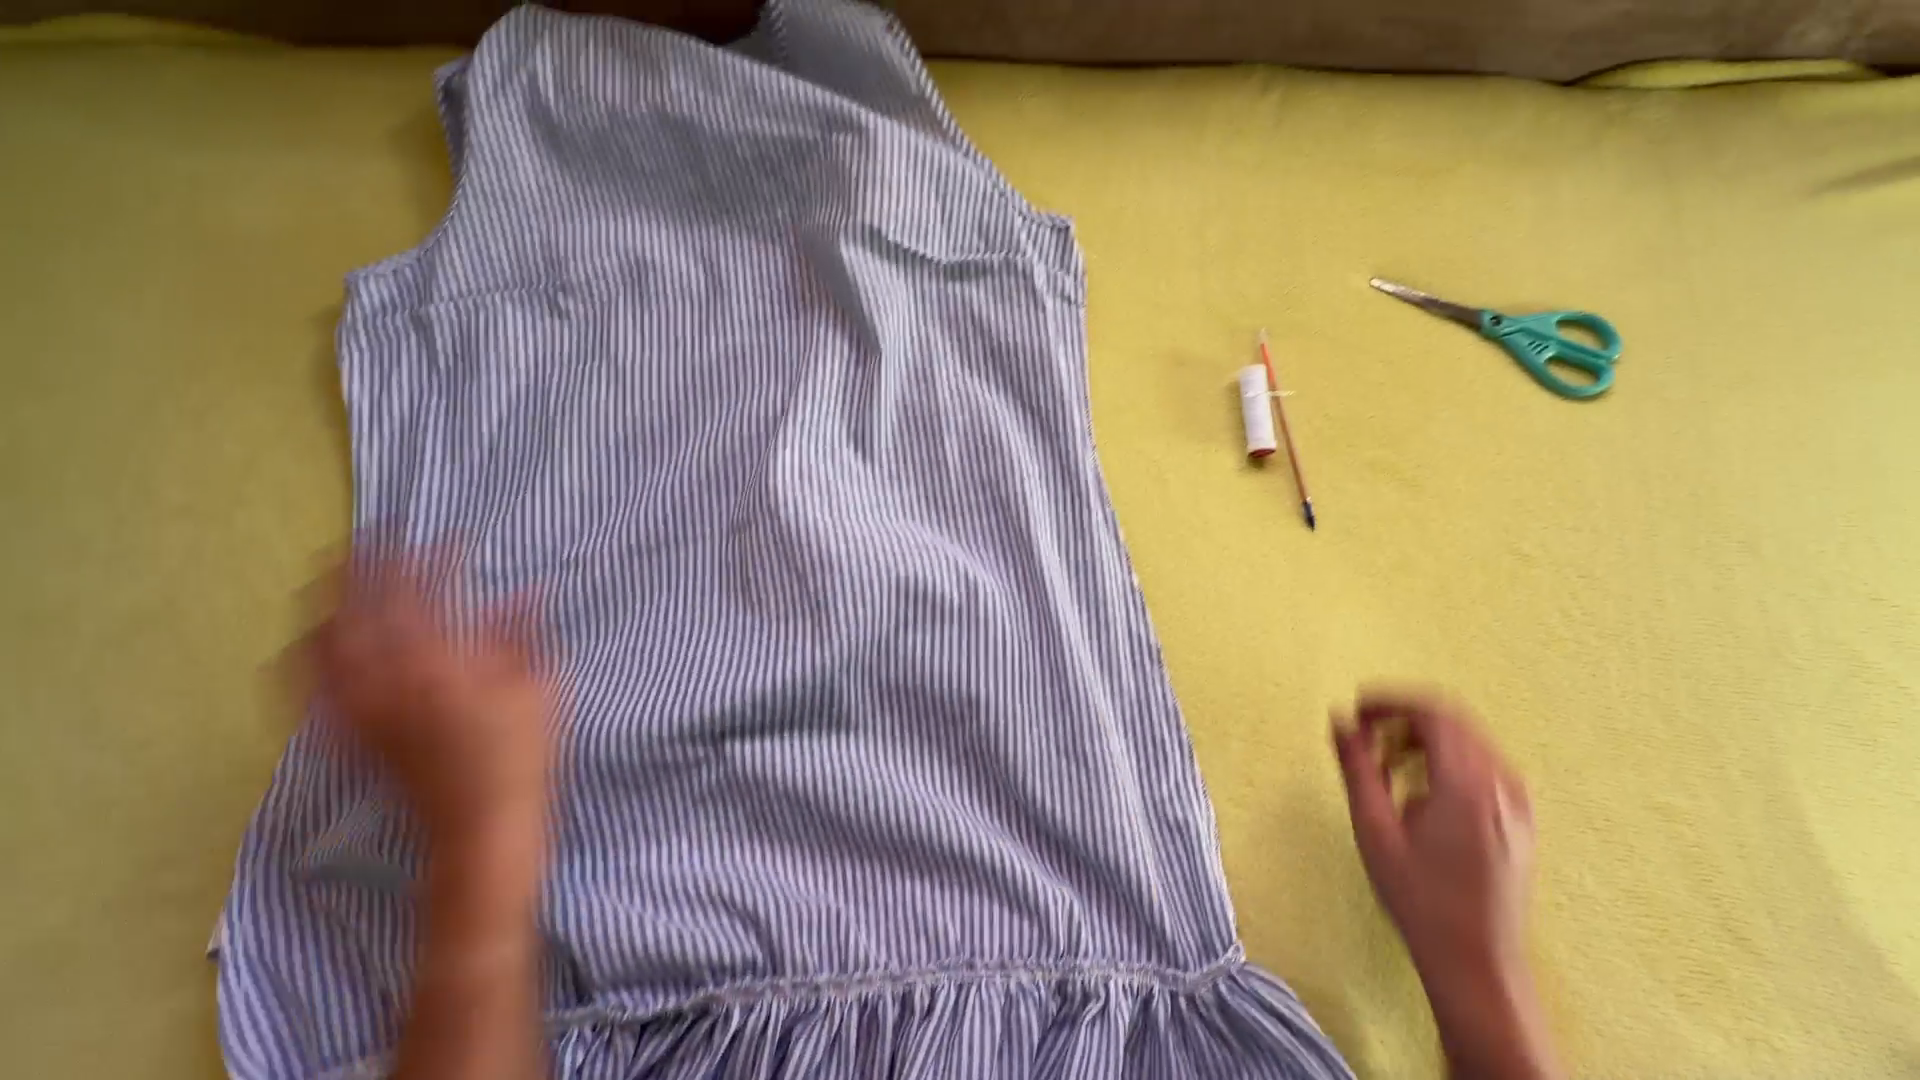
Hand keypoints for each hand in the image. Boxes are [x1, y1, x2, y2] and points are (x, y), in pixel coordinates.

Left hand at [302, 551, 553, 850]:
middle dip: (366, 560)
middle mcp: (389, 677)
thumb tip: (529, 589)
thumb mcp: (539, 690)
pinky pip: (308, 684)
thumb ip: (525, 634)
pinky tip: (314, 639)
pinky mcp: (347, 733)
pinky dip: (307, 651)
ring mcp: (361, 706)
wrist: (479, 829)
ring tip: (339, 574)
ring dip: (328, 598)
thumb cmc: (520, 758)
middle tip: (380, 533)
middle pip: (359, 603)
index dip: (437, 556)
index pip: (428, 591)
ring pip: (322, 637)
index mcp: (441, 662)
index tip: (454, 536)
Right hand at [1332, 690, 1560, 1079]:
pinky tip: (1418, 788)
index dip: (1390, 703)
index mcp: (1468, 786)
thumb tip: (1339, 722)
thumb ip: (1357, 768)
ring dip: (1424, 739)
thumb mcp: (1374, 830)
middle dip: (1404, 718)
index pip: (1433, 714)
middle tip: (1364, 733)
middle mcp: (1502, 786)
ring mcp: (1517, 803)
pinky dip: (1446, 760)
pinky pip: (1483, 766)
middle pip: (1454, 722)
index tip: (1356, 709)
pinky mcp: (1519, 819)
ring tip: (1384, 765)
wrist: (1476, 961)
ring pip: (1469, 742)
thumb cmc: (1420, 899)